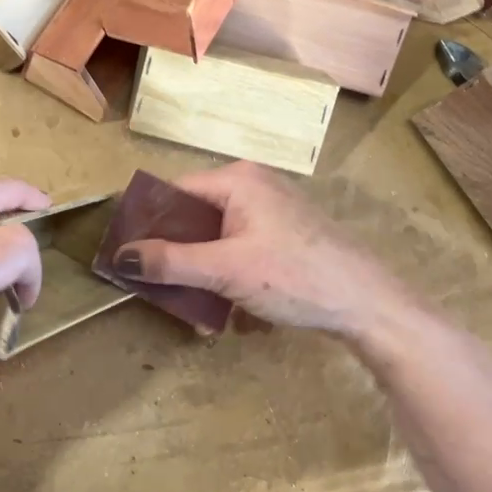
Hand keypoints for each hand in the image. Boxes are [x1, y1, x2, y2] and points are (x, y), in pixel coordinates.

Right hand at [110, 162, 423, 338]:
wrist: (371, 307)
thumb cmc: (296, 277)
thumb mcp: (225, 271)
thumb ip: (170, 262)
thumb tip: (120, 258)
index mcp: (237, 179)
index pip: (175, 192)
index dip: (148, 222)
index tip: (126, 254)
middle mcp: (253, 186)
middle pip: (195, 216)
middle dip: (176, 256)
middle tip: (158, 287)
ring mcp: (272, 211)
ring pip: (217, 237)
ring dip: (202, 273)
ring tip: (193, 309)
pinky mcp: (286, 236)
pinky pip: (240, 249)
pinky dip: (227, 274)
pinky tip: (226, 311)